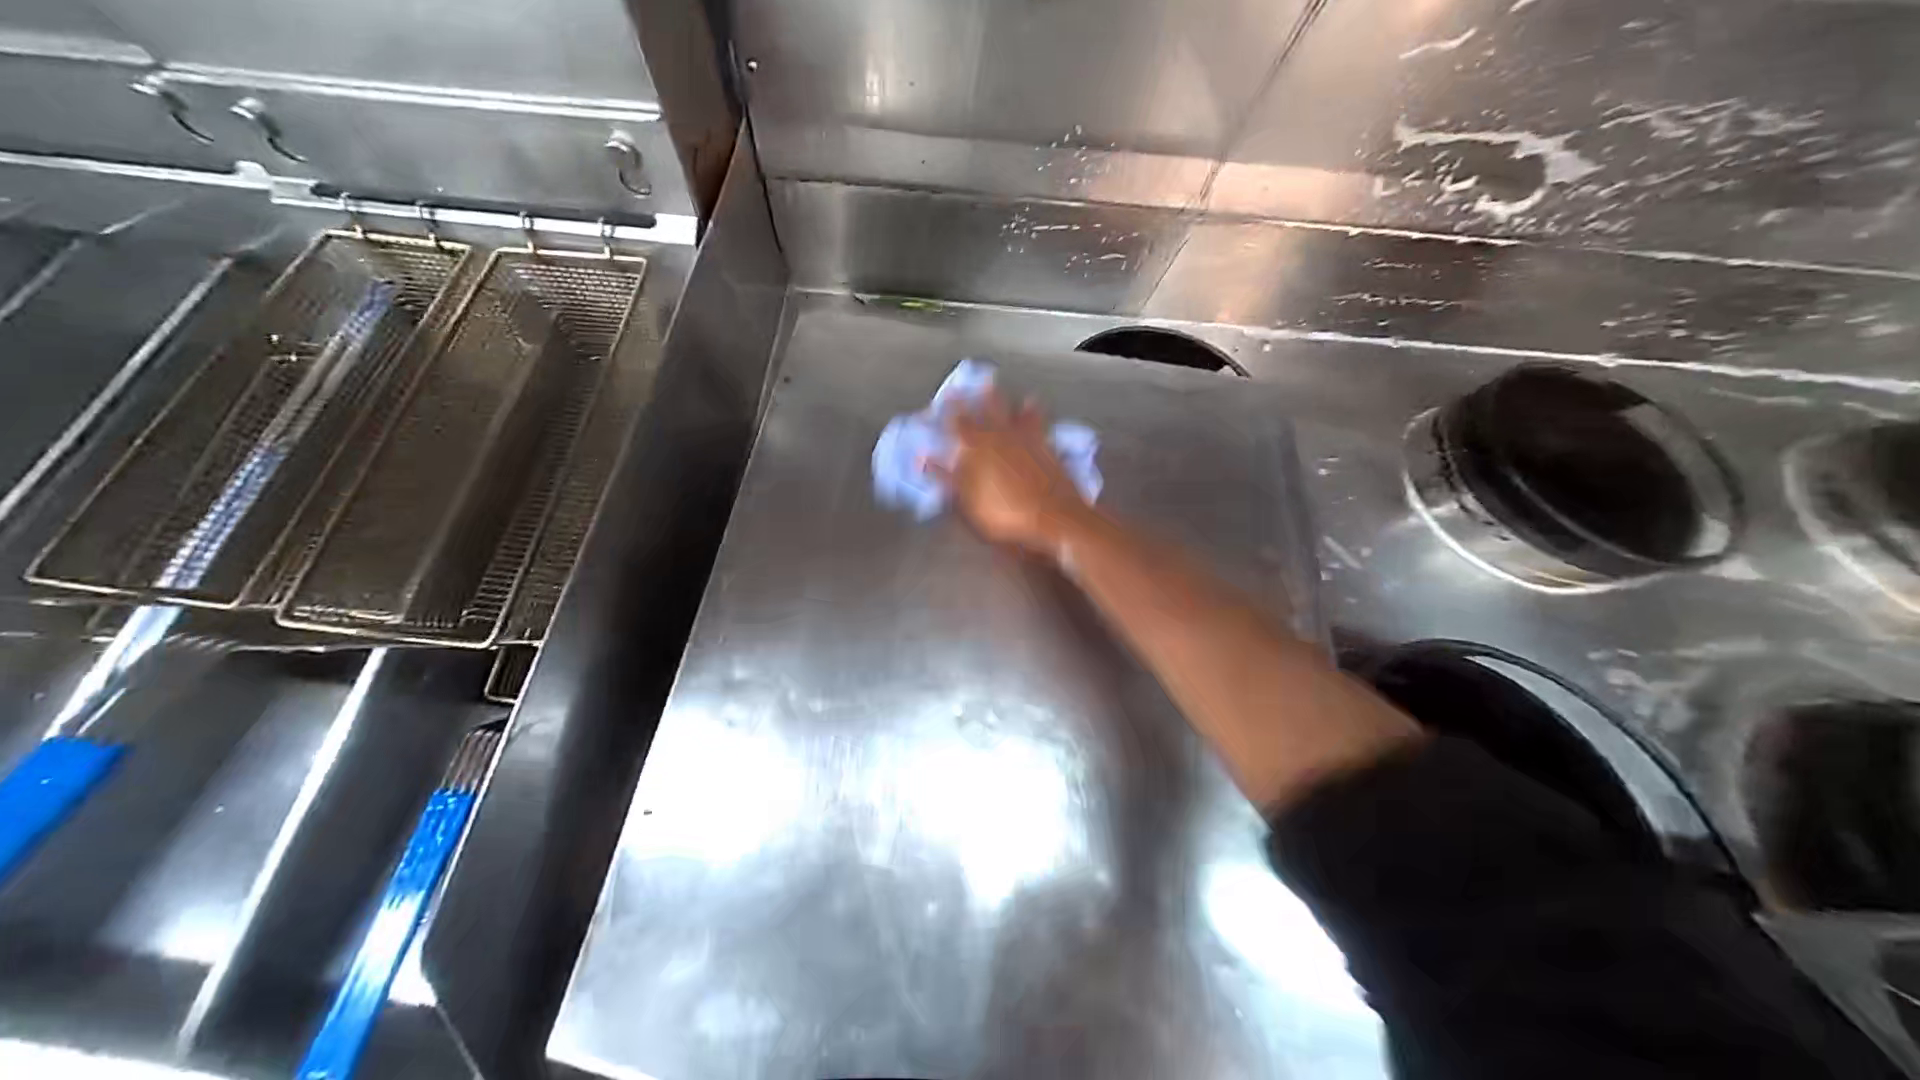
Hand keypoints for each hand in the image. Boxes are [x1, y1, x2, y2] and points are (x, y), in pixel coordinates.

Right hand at [928, 391, 1088, 556]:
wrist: (1054, 516)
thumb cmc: (1005, 513)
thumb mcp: (966, 501)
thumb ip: (945, 477)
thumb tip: (923, 459)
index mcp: (976, 447)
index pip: (955, 422)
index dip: (946, 412)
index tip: (938, 402)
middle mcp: (1001, 435)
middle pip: (984, 409)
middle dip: (973, 396)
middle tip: (965, 385)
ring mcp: (1026, 437)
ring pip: (1009, 408)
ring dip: (1000, 397)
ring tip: (994, 384)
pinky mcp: (1047, 444)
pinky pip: (1037, 419)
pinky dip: (1031, 409)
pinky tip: (1032, 403)